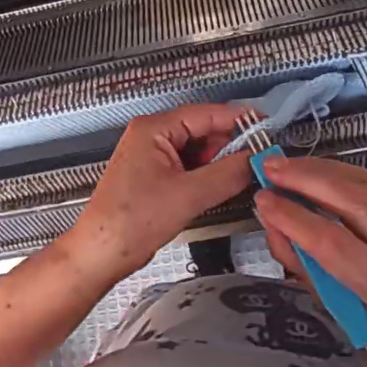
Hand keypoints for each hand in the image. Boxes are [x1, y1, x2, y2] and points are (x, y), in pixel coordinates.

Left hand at [61, 104, 252, 274]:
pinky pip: (189, 166)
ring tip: (240, 177)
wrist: (100, 253)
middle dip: (230, 145)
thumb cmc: (131, 221)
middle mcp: (152, 135)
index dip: (239, 120)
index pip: (207, 113)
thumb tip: (256, 160)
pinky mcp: (155, 176)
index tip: (266, 128)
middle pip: (204, 129)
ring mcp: (153, 156)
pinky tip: (220, 187)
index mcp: (154, 128)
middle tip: (257, 160)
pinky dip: (207, 174)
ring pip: (199, 150)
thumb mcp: (189, 195)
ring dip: (219, 162)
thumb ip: (228, 173)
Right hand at [251, 157, 366, 340]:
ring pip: (361, 181)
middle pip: (353, 200)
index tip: (263, 200)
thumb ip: (297, 258)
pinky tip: (308, 168)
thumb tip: (269, 217)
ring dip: (316, 169)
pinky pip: (366, 178)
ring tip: (282, 164)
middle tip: (269, 168)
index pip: (332, 242)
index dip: (293, 217)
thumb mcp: (328, 297)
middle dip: (305, 179)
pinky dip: (333, 171)